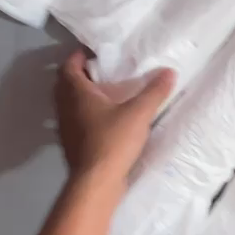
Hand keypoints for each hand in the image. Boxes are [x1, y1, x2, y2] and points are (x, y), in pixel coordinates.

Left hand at [55, 51, 174, 183]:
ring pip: (69, 104)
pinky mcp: (71, 144)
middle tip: (100, 72)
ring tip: (104, 95)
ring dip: (81, 96)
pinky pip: (74, 120)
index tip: (92, 53)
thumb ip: (154, 92)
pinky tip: (103, 120)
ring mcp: (66, 127)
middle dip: (80, 75)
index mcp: (76, 93)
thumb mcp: (139, 114)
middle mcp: (65, 107)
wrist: (96, 181)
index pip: (68, 66)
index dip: (77, 56)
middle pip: (65, 84)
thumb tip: (169, 72)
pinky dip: (84, 114)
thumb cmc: (113, 141)